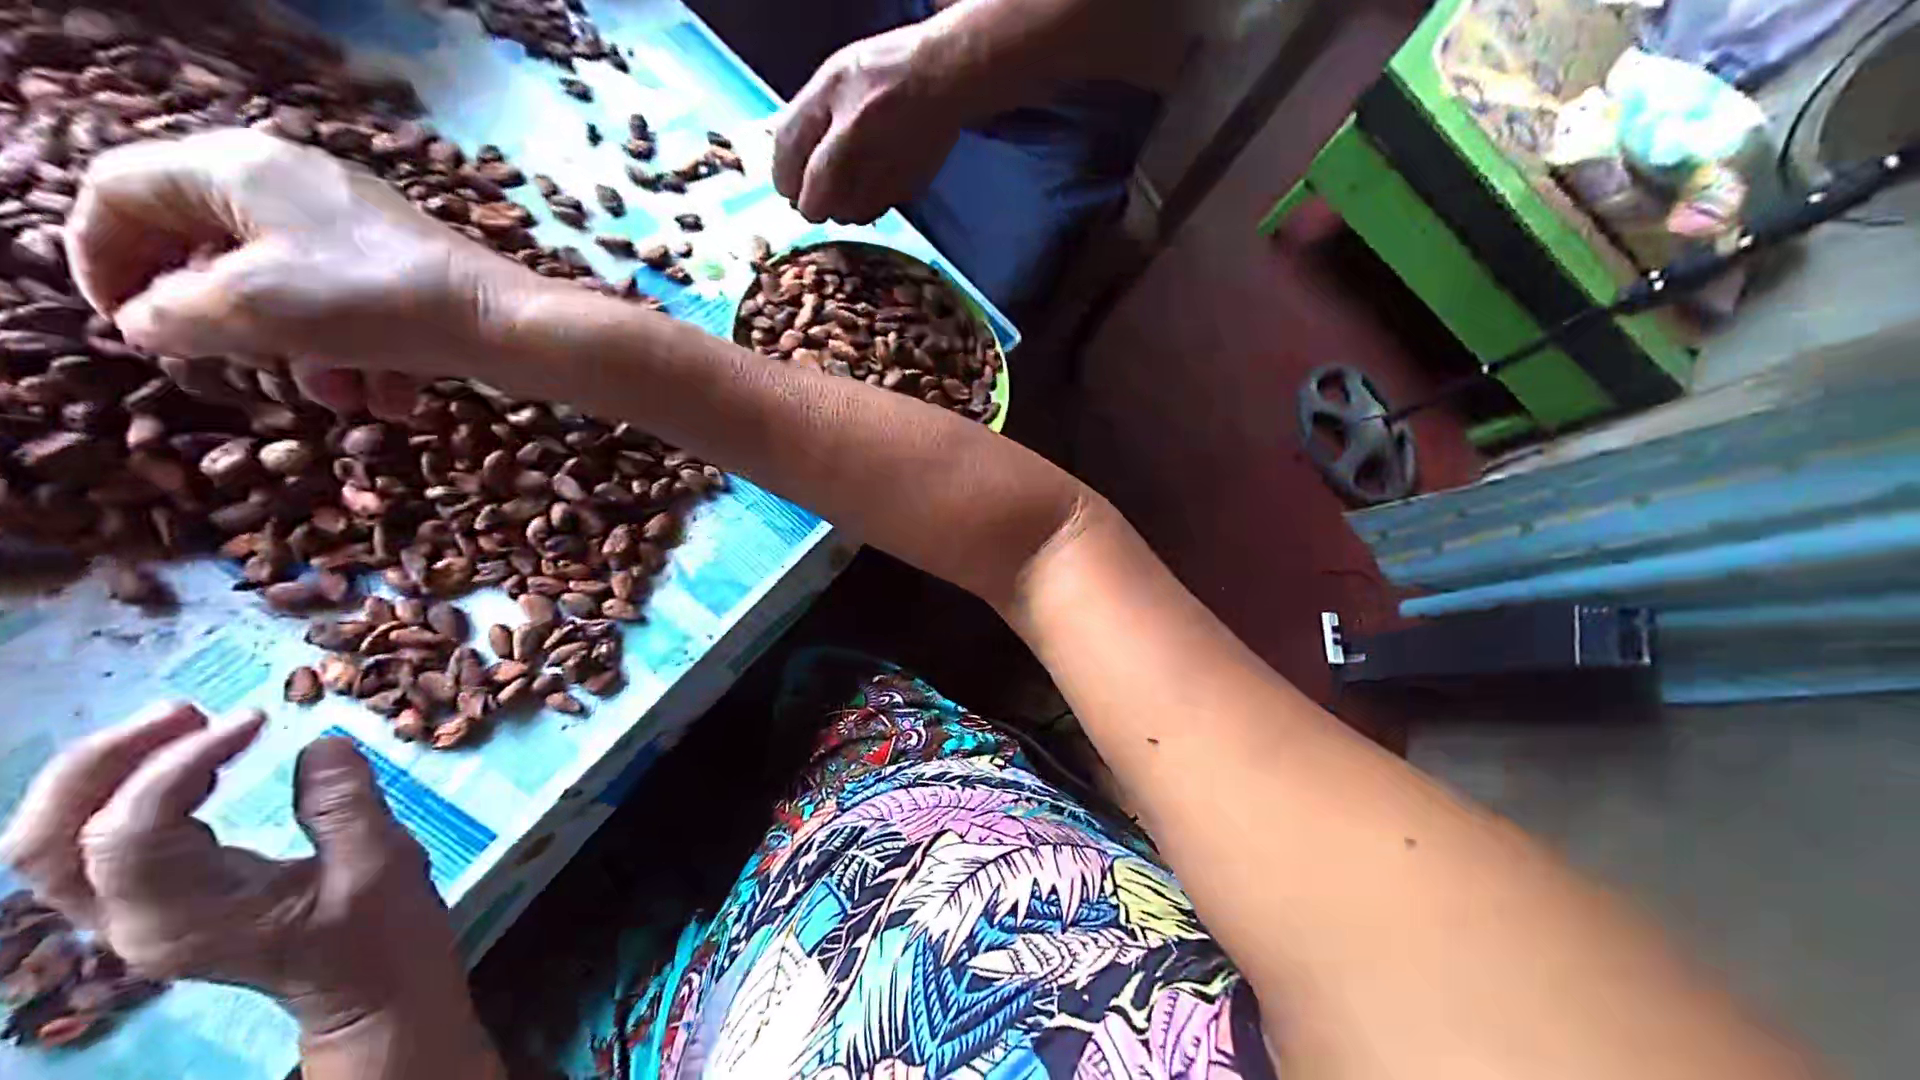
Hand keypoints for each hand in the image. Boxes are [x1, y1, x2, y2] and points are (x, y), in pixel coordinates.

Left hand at [0, 704, 472, 1042]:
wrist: (374, 987)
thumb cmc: (381, 931)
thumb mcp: (380, 862)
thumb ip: (343, 802)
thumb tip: (319, 741)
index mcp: (180, 919)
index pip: (129, 834)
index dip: (180, 766)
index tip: (255, 719)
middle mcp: (129, 921)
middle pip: (49, 841)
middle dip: (103, 763)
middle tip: (188, 710)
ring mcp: (135, 912)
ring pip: (58, 840)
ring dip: (108, 772)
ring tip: (190, 721)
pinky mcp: (161, 897)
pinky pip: (106, 840)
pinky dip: (136, 787)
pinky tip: (202, 757)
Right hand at [64, 128, 542, 419]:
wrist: (510, 328)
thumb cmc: (375, 305)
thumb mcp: (250, 308)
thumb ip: (175, 313)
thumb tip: (150, 321)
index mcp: (239, 169)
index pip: (124, 194)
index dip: (105, 260)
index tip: (124, 327)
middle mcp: (302, 191)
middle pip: (218, 257)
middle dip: (235, 327)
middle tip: (246, 368)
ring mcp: (365, 236)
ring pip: (299, 302)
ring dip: (313, 361)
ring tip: (342, 396)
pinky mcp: (413, 278)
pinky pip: (363, 320)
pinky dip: (370, 363)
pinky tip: (395, 399)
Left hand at [773, 22, 965, 224]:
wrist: (942, 78)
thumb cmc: (885, 72)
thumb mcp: (834, 78)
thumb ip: (805, 116)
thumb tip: (785, 159)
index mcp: (830, 101)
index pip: (787, 159)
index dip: (784, 180)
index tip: (789, 185)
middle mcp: (854, 138)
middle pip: (816, 201)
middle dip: (810, 203)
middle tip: (815, 195)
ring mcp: (882, 168)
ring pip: (845, 214)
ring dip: (839, 208)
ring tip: (846, 188)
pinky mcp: (904, 187)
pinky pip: (872, 212)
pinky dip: (865, 206)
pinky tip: (870, 186)